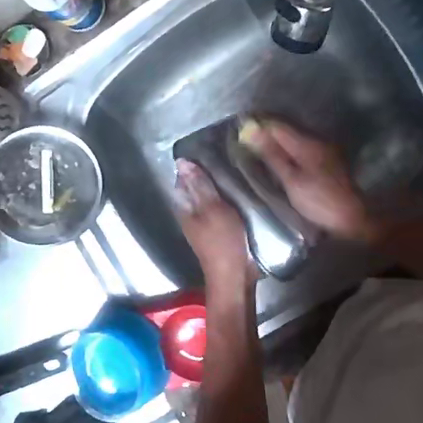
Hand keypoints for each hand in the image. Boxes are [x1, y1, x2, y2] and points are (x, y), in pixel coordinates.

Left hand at [173, 159, 254, 292]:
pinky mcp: (218, 230)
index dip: (195, 164)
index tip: (212, 148)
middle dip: (209, 174)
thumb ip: (200, 185)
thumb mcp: (213, 208)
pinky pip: (220, 207)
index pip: (183, 178)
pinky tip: (241, 192)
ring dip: (220, 186)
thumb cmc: (222, 240)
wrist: (234, 274)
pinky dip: (228, 199)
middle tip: (229, 156)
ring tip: (237, 170)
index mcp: (184, 207)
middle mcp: (190, 214)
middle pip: (196, 188)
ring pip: (209, 197)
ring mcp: (204, 223)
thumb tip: (181, 161)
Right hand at [241, 119, 380, 243]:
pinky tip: (279, 162)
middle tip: (244, 142)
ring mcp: (324, 151)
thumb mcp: (291, 180)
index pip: (277, 125)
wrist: (353, 219)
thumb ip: (272, 155)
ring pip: (294, 140)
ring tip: (257, 151)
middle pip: (286, 130)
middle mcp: (316, 141)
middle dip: (266, 133)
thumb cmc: (319, 201)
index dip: (257, 125)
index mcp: (306, 143)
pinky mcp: (327, 162)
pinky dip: (288, 152)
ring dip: (276, 143)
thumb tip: (251, 132)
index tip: (238, 131)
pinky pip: (301, 150)